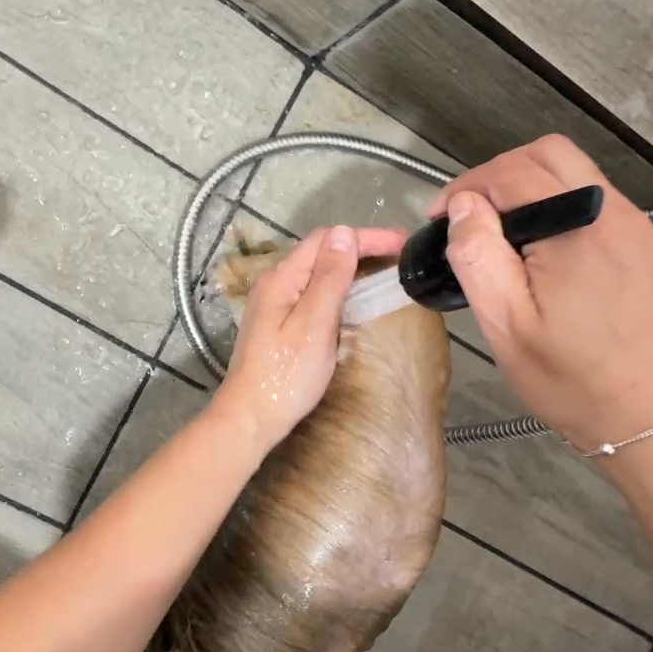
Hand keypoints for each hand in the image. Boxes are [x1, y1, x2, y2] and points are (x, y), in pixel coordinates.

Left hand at [211, 225, 409, 452]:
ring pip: (314, 272)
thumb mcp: (314, 324)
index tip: (402, 244)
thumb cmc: (285, 375)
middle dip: (358, 247)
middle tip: (398, 256)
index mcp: (281, 280)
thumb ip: (329, 279)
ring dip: (347, 266)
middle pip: (319, 251)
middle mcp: (273, 284)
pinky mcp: (276, 324)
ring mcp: (272, 304)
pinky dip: (335, 287)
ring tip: (381, 272)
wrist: (250, 417)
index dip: (365, 236)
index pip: (326, 240)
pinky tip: (351, 298)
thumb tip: (344, 234)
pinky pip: (310, 292)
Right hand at [429, 135, 652, 453]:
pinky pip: (599, 210)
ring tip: (500, 242)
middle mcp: (616, 215)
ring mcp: (642, 232)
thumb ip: (478, 256)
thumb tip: (463, 207)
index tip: (437, 218)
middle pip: (551, 155)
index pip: (511, 172)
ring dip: (531, 192)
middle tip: (467, 218)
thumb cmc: (576, 383)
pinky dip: (561, 215)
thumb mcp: (506, 326)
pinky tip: (545, 263)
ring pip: (579, 177)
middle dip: (498, 174)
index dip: (464, 186)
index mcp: (577, 228)